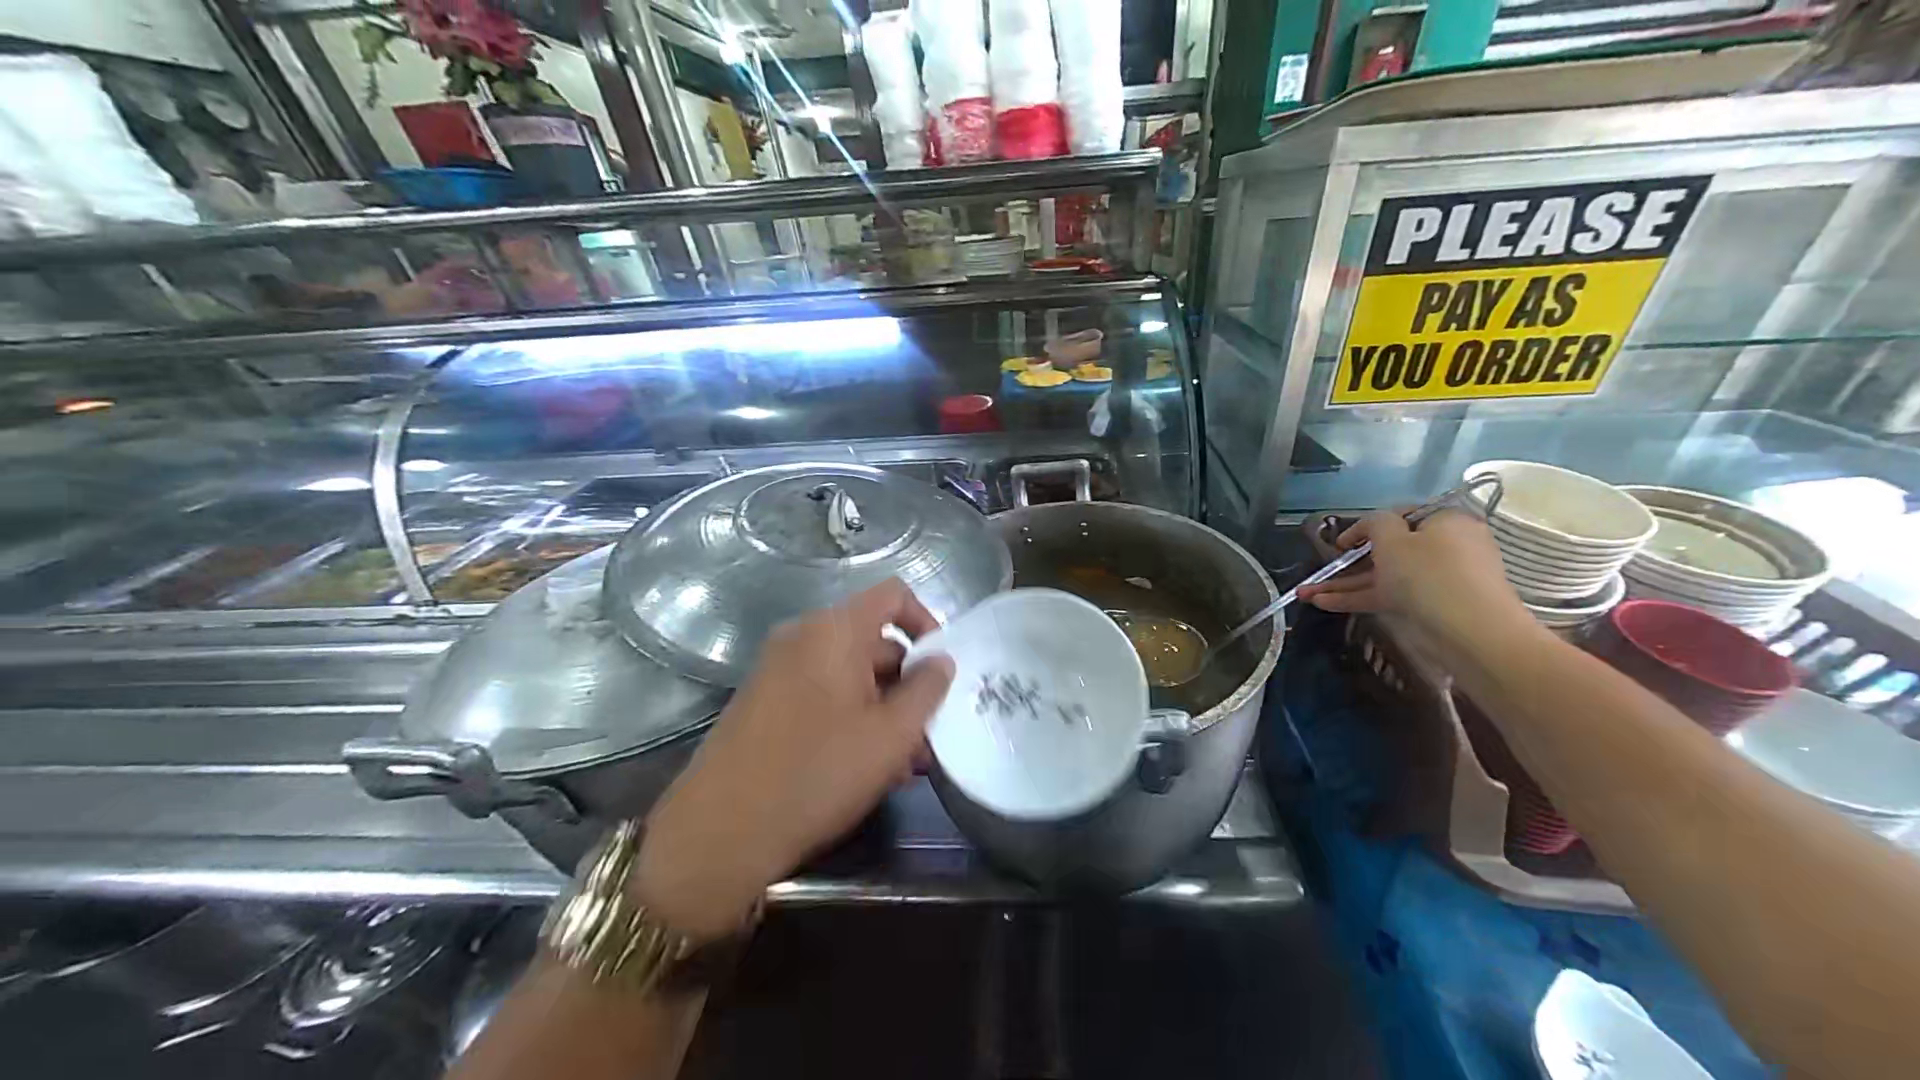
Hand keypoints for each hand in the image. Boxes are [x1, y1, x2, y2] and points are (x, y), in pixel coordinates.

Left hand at [630, 579, 954, 939]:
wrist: (719, 831)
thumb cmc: (817, 773)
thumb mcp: (890, 735)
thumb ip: (926, 690)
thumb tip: (941, 660)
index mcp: (833, 630)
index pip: (893, 595)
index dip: (926, 621)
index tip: (941, 668)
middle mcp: (802, 637)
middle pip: (873, 640)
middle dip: (908, 683)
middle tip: (928, 734)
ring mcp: (778, 669)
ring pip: (849, 674)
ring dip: (883, 709)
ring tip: (904, 764)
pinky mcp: (764, 702)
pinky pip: (822, 694)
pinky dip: (851, 717)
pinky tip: (866, 767)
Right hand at [1298, 509, 1532, 648]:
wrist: (1474, 635)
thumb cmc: (1430, 576)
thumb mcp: (1393, 540)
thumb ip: (1374, 524)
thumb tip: (1372, 525)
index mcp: (1445, 521)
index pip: (1399, 515)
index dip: (1364, 527)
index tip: (1339, 543)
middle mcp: (1446, 546)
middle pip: (1388, 549)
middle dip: (1348, 562)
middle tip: (1321, 569)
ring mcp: (1439, 578)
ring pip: (1384, 576)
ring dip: (1345, 584)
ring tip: (1306, 594)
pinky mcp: (1433, 606)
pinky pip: (1391, 595)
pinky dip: (1361, 598)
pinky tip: (1325, 603)